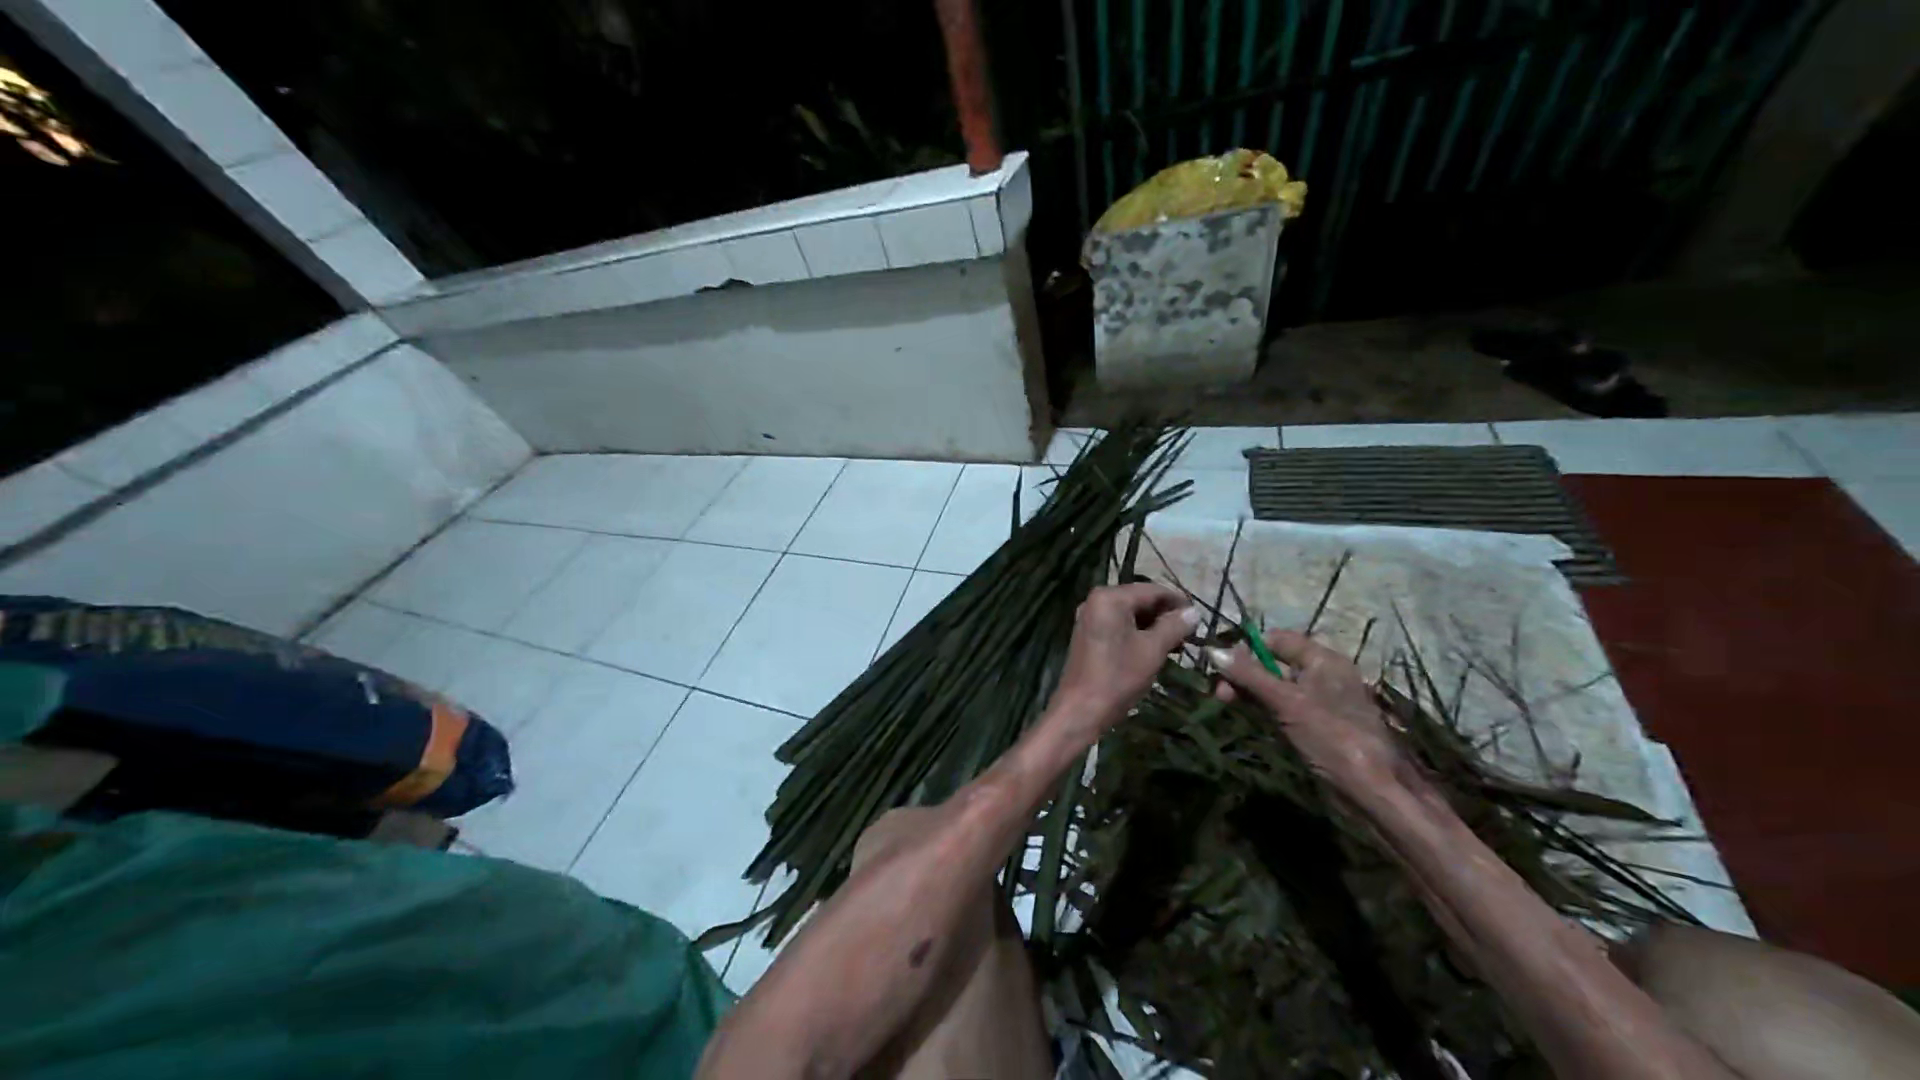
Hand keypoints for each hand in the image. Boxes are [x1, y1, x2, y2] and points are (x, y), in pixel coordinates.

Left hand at [1046, 583, 1198, 743]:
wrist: (1081, 709)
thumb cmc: (1118, 677)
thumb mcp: (1153, 650)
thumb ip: (1174, 626)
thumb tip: (1194, 612)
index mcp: (1109, 598)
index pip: (1152, 590)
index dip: (1178, 602)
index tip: (1199, 617)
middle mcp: (1096, 601)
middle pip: (1139, 600)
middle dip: (1165, 615)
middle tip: (1190, 633)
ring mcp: (1089, 617)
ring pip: (1130, 614)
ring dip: (1153, 626)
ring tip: (1177, 644)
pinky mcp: (1088, 634)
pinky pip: (1118, 625)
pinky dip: (1138, 633)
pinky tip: (1155, 649)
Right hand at [1207, 629, 1409, 796]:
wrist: (1369, 789)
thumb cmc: (1330, 736)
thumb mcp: (1286, 702)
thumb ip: (1249, 675)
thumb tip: (1213, 651)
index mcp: (1324, 660)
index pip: (1278, 639)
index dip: (1249, 647)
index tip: (1223, 665)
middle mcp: (1323, 675)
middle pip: (1275, 662)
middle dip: (1244, 672)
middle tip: (1219, 690)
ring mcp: (1320, 701)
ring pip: (1276, 686)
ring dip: (1250, 690)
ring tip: (1225, 702)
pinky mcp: (1316, 724)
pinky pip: (1283, 706)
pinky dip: (1263, 706)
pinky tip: (1247, 714)